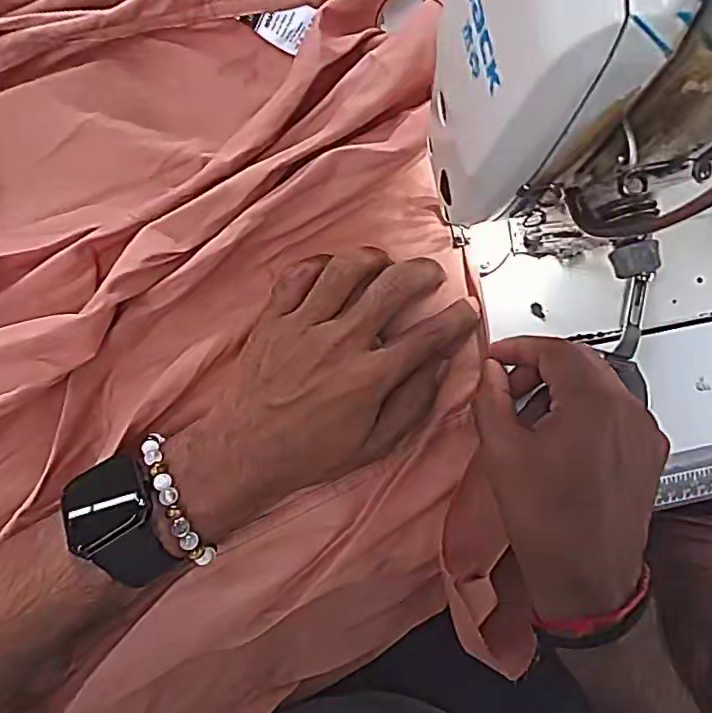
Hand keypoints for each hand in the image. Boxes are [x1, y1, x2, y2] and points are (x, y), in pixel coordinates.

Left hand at [165, 248, 479, 541]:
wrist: (246, 452)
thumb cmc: (308, 453)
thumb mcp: (374, 445)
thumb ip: (413, 404)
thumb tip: (440, 368)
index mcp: (369, 378)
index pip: (427, 336)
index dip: (456, 318)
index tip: (465, 310)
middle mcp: (339, 344)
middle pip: (393, 287)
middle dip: (423, 273)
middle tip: (430, 275)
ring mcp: (303, 327)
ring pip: (346, 269)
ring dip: (374, 259)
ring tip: (384, 264)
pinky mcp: (274, 319)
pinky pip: (298, 274)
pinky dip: (321, 263)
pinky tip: (333, 270)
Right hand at [471, 336, 670, 619]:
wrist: (587, 579)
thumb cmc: (548, 524)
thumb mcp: (502, 452)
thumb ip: (491, 398)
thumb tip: (490, 373)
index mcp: (596, 404)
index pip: (557, 351)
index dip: (519, 348)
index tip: (497, 358)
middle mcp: (630, 412)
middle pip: (581, 363)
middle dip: (539, 368)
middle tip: (507, 387)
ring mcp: (644, 433)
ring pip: (599, 387)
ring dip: (561, 390)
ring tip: (528, 417)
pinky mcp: (648, 454)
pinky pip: (614, 413)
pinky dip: (583, 411)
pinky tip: (556, 438)